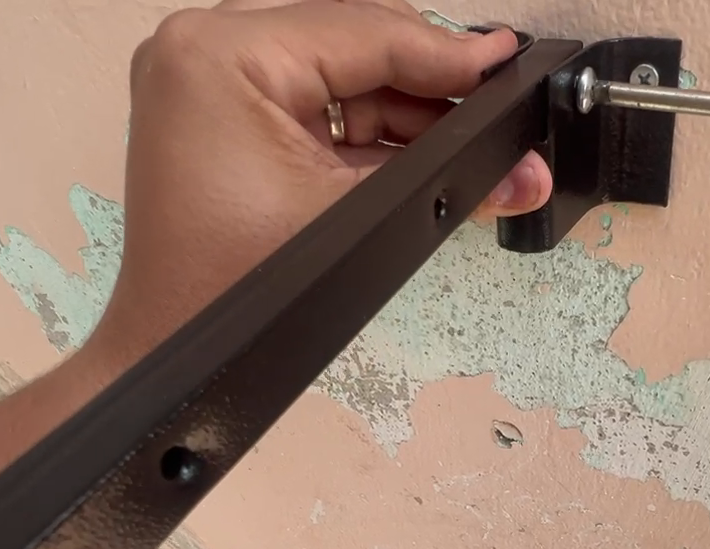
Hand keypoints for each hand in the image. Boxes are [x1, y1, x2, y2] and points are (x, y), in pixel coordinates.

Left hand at [91, 0, 552, 359]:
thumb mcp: (354, 216)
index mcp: (224, 54)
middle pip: (357, 57)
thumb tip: (525, 171)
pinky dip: (375, 147)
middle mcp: (210, 55)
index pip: (364, 34)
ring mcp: (215, 92)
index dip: (449, 52)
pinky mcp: (229, 131)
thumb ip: (444, 177)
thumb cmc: (242, 290)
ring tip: (479, 158)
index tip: (511, 60)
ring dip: (414, 128)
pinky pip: (319, 122)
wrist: (184, 353)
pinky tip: (430, 165)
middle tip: (503, 122)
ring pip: (344, 91)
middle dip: (437, 99)